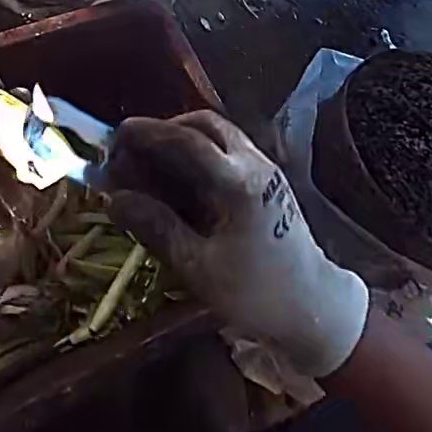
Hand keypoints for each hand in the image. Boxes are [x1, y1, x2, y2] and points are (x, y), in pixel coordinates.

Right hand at [106, 112, 368, 377]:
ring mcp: (264, 167)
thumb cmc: (257, 293)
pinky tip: (179, 172)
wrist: (317, 308)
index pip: (187, 141)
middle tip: (133, 146)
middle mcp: (254, 164)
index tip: (117, 136)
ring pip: (218, 131)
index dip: (148, 134)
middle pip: (204, 123)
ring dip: (181, 135)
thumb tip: (114, 200)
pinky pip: (227, 146)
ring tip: (150, 158)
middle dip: (163, 129)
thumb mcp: (199, 267)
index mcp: (239, 184)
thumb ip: (157, 227)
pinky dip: (198, 148)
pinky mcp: (267, 177)